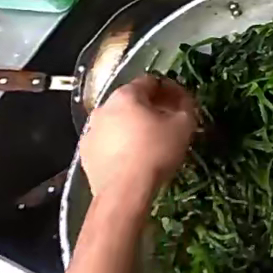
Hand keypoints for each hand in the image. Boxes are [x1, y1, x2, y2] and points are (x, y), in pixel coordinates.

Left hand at [79, 74, 198, 211]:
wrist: (125, 191)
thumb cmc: (157, 151)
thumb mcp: (184, 124)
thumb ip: (186, 104)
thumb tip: (183, 99)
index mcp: (126, 95)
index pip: (151, 80)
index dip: (170, 87)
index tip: (183, 101)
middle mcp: (103, 108)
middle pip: (132, 100)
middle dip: (152, 106)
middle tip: (170, 119)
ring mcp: (91, 131)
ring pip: (119, 120)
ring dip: (136, 124)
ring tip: (153, 139)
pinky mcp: (86, 153)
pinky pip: (109, 140)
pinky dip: (122, 142)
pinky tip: (136, 156)